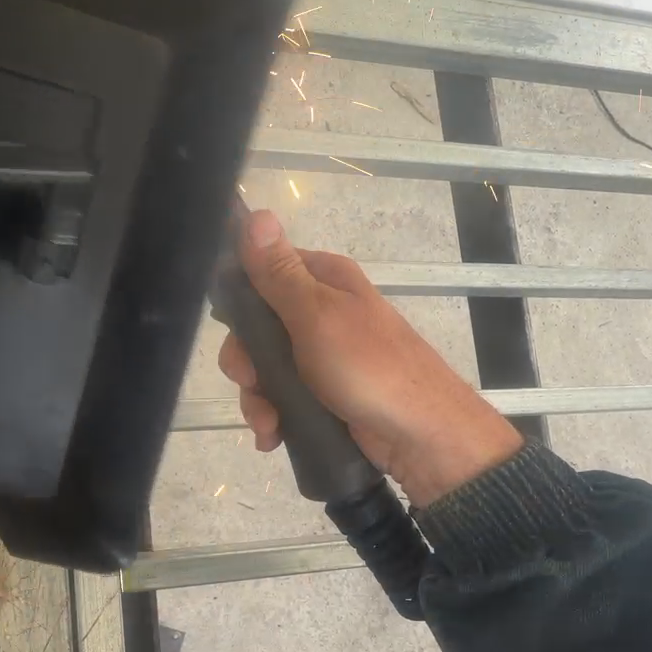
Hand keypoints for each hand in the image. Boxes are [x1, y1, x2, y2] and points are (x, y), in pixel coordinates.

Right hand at [219, 208, 522, 506]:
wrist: (420, 438)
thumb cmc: (369, 368)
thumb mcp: (316, 315)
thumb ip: (278, 273)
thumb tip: (256, 213)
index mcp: (323, 281)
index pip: (261, 273)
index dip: (238, 302)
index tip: (231, 330)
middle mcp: (320, 312)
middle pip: (255, 329)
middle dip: (246, 363)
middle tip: (251, 383)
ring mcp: (320, 356)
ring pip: (263, 369)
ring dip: (257, 399)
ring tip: (269, 423)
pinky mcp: (321, 393)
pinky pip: (280, 399)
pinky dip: (272, 417)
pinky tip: (273, 434)